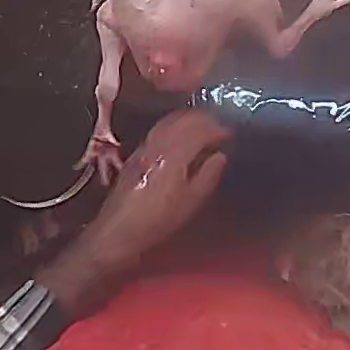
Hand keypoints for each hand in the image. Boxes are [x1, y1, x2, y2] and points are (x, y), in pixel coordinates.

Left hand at [42, 110, 229, 311]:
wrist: (119, 230)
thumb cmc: (158, 221)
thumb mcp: (191, 202)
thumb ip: (208, 175)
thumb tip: (220, 156)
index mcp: (174, 156)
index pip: (200, 130)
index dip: (218, 129)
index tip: (230, 134)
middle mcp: (158, 144)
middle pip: (184, 119)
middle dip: (205, 119)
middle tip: (220, 126)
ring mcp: (145, 146)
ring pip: (170, 120)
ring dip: (189, 119)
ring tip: (204, 126)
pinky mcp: (136, 153)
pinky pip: (159, 128)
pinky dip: (175, 124)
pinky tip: (181, 135)